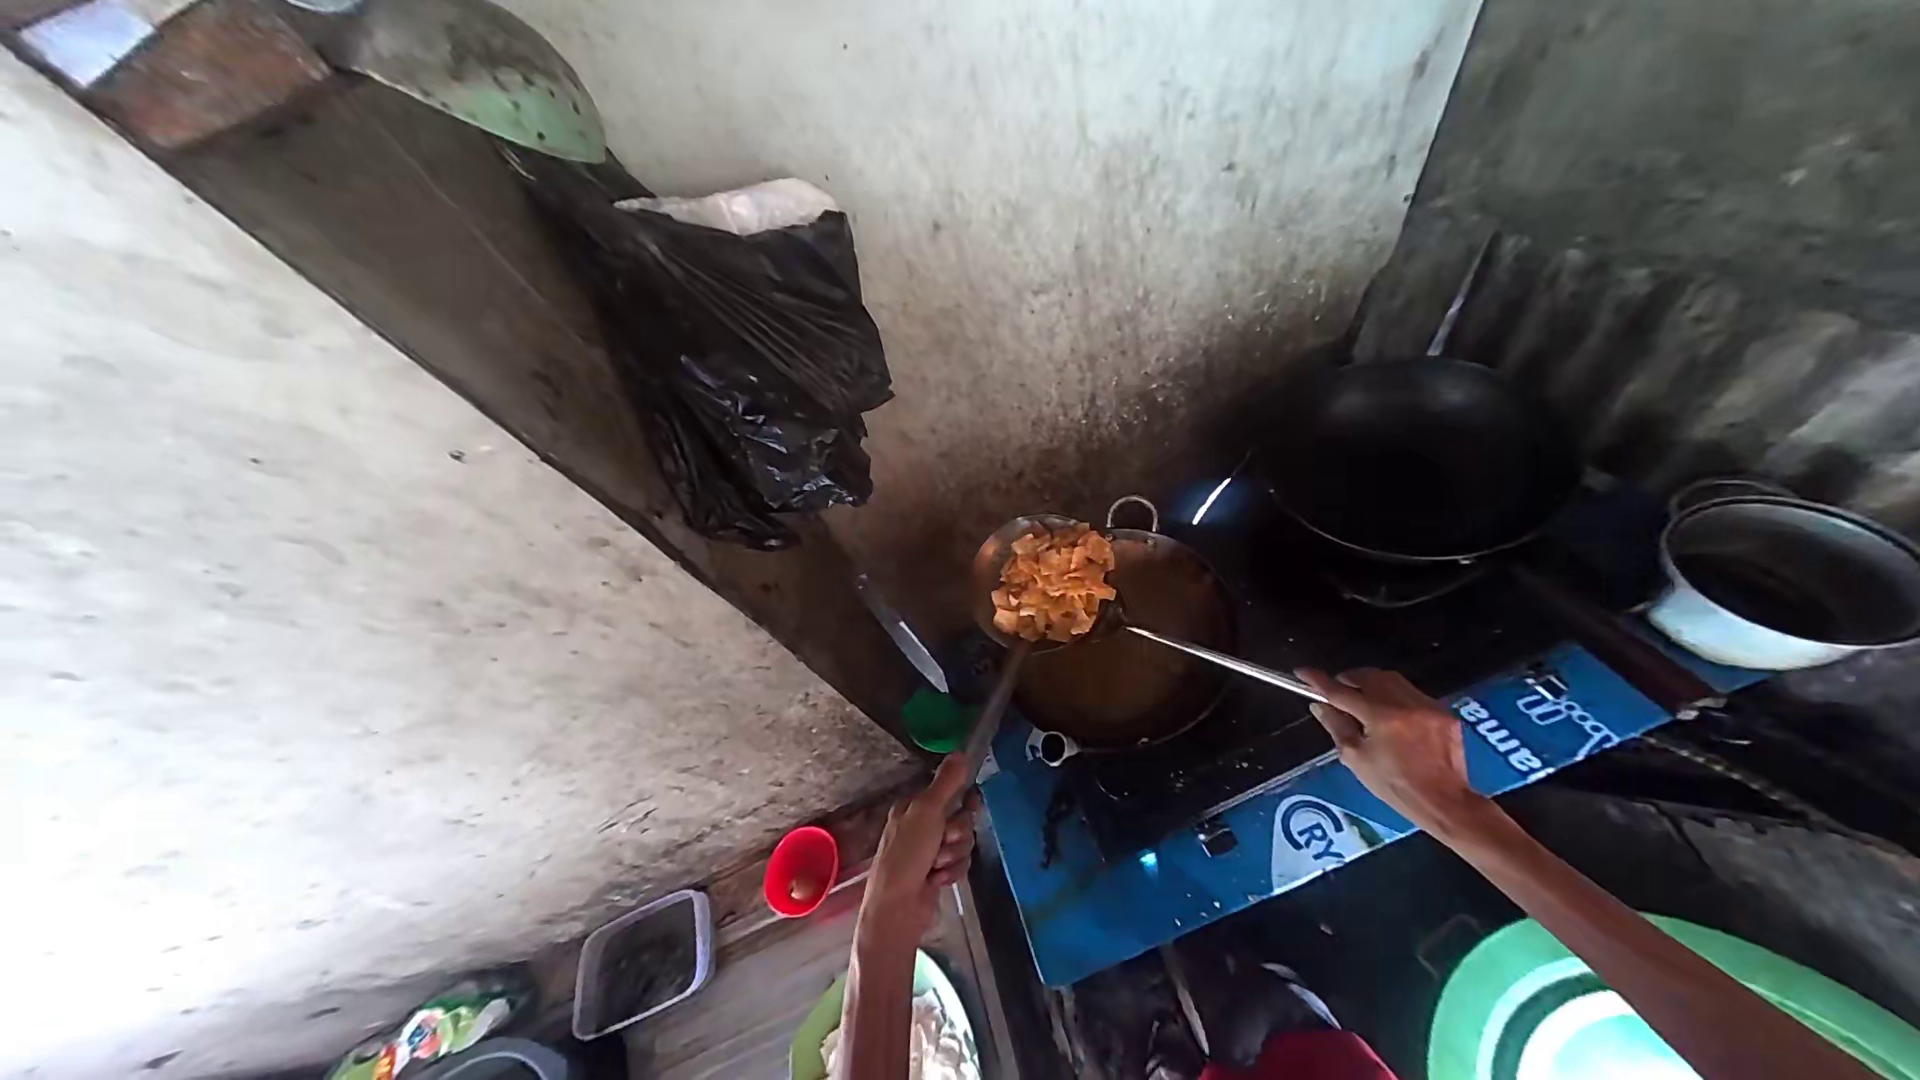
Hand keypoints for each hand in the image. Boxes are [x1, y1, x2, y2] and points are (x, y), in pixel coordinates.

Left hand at [854, 754, 979, 953]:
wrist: (897, 911)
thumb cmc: (907, 855)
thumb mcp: (926, 813)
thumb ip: (946, 783)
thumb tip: (962, 752)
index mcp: (914, 806)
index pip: (949, 791)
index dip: (964, 799)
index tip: (971, 805)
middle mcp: (921, 824)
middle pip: (961, 817)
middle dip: (958, 832)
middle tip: (944, 841)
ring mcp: (929, 849)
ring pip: (963, 841)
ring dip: (954, 854)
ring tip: (936, 865)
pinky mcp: (937, 872)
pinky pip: (960, 863)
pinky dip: (952, 871)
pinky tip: (938, 880)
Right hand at [1297, 667, 1490, 836]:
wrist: (1446, 802)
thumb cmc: (1395, 786)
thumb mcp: (1356, 758)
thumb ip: (1335, 726)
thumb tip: (1319, 705)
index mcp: (1382, 718)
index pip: (1341, 691)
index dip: (1317, 680)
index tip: (1302, 672)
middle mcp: (1406, 705)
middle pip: (1368, 676)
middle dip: (1347, 679)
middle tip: (1336, 690)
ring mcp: (1428, 707)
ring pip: (1391, 679)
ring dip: (1370, 683)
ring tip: (1361, 699)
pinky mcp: (1443, 712)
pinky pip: (1410, 692)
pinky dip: (1393, 695)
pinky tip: (1389, 713)